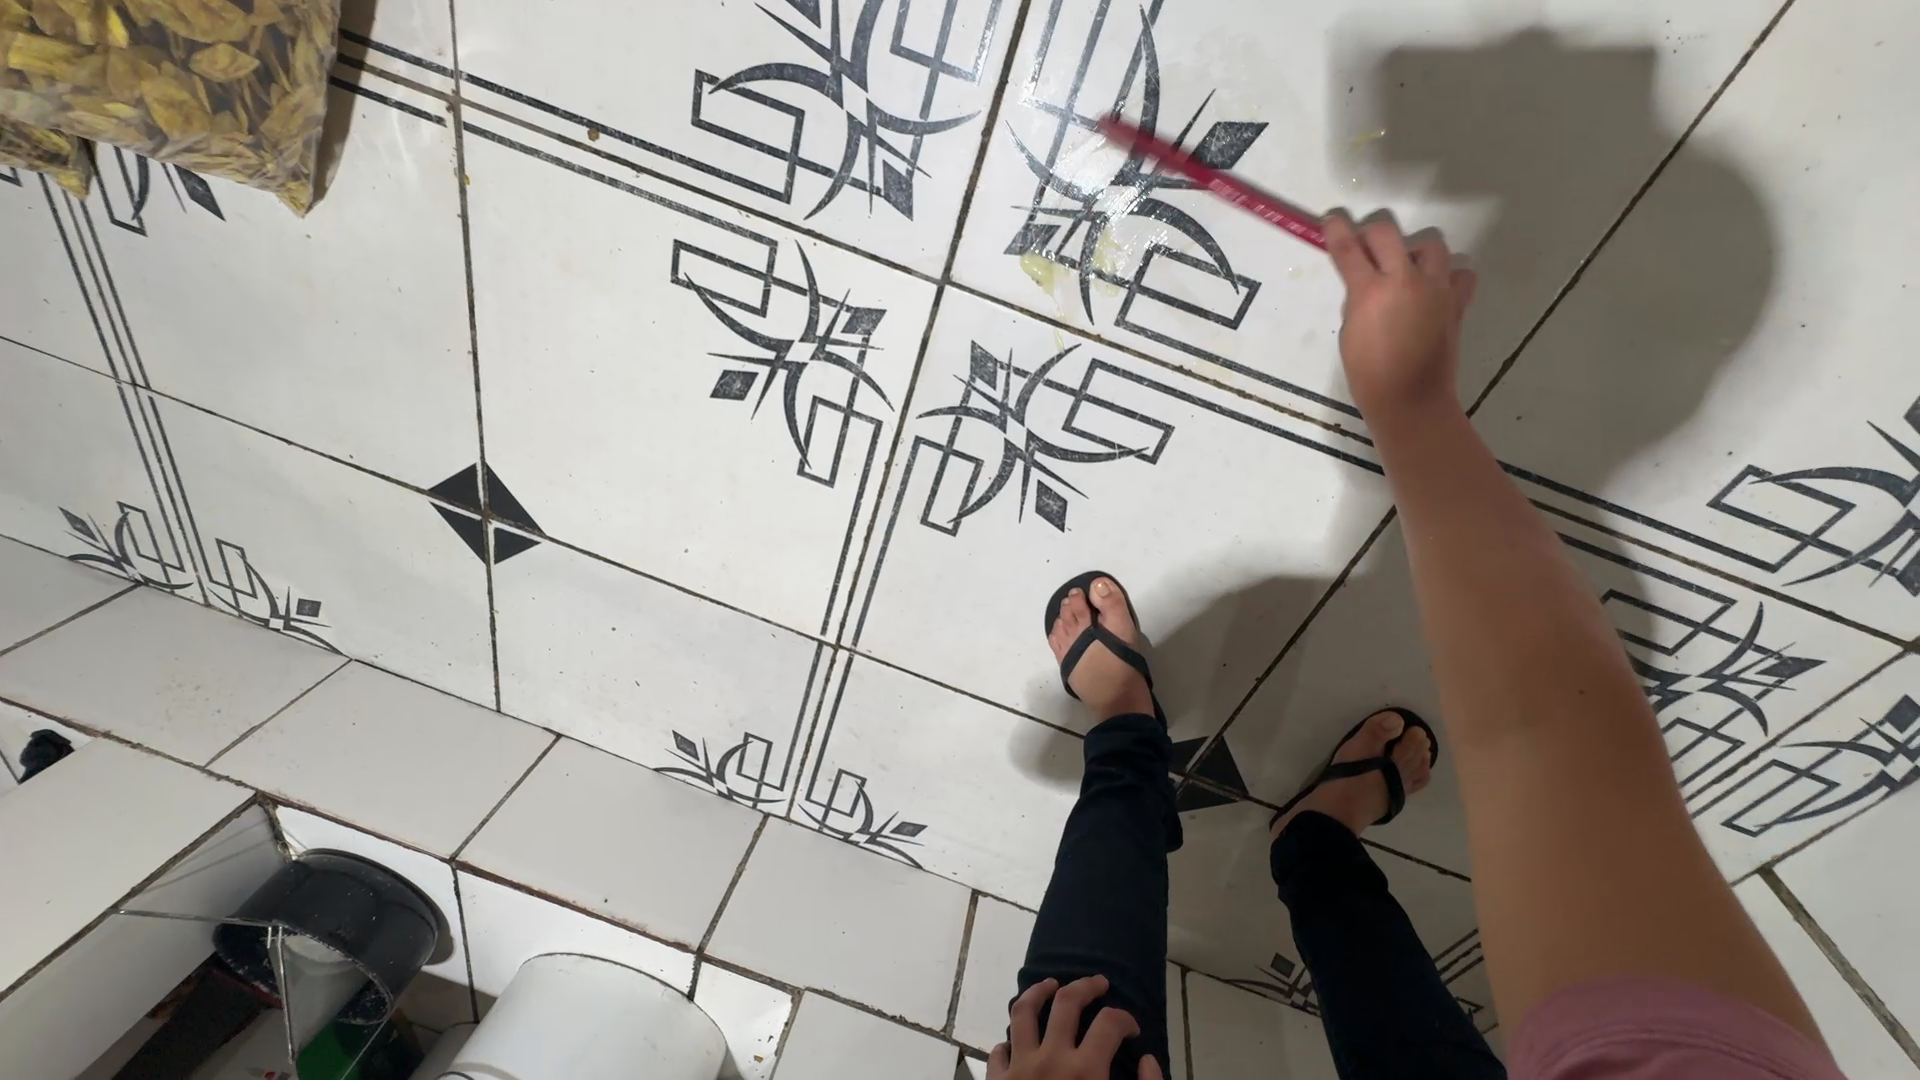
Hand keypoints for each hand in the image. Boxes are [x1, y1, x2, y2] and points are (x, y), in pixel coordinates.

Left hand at [987, 976, 1163, 1079]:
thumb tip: (1148, 1060)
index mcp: (1085, 1071)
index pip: (1110, 1024)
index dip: (1126, 1019)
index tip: (1133, 1029)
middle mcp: (1050, 1059)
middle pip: (1067, 1001)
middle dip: (1086, 986)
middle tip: (1099, 983)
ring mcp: (1019, 1068)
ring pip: (1023, 1010)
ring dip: (1038, 991)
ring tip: (1051, 984)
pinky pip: (998, 1052)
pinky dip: (1007, 1042)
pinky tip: (1016, 1042)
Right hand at [1324, 213, 1477, 423]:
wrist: (1410, 398)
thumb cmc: (1368, 374)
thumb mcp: (1350, 334)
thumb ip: (1357, 302)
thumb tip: (1366, 285)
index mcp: (1370, 292)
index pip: (1348, 249)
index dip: (1337, 230)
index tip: (1332, 219)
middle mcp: (1405, 280)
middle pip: (1387, 233)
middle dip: (1372, 233)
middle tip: (1365, 243)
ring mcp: (1436, 288)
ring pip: (1429, 245)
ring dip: (1413, 250)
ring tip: (1405, 269)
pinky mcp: (1457, 301)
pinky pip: (1459, 272)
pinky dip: (1448, 275)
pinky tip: (1435, 288)